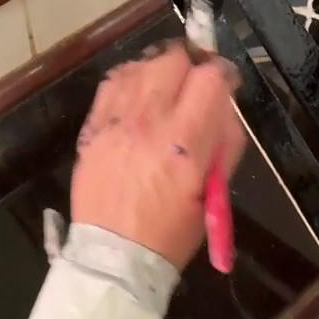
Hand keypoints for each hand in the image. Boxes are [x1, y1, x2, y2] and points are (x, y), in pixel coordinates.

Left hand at [71, 40, 247, 268]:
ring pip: (142, 64)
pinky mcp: (93, 126)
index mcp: (185, 143)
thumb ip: (224, 142)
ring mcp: (116, 121)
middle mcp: (150, 122)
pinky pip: (113, 81)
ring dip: (159, 71)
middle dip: (189, 66)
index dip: (221, 74)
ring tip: (163, 90)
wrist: (112, 258)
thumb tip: (224, 103)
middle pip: (174, 59)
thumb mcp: (212, 193)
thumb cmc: (169, 232)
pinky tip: (136, 94)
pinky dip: (129, 80)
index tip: (222, 83)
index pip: (210, 78)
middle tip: (191, 84)